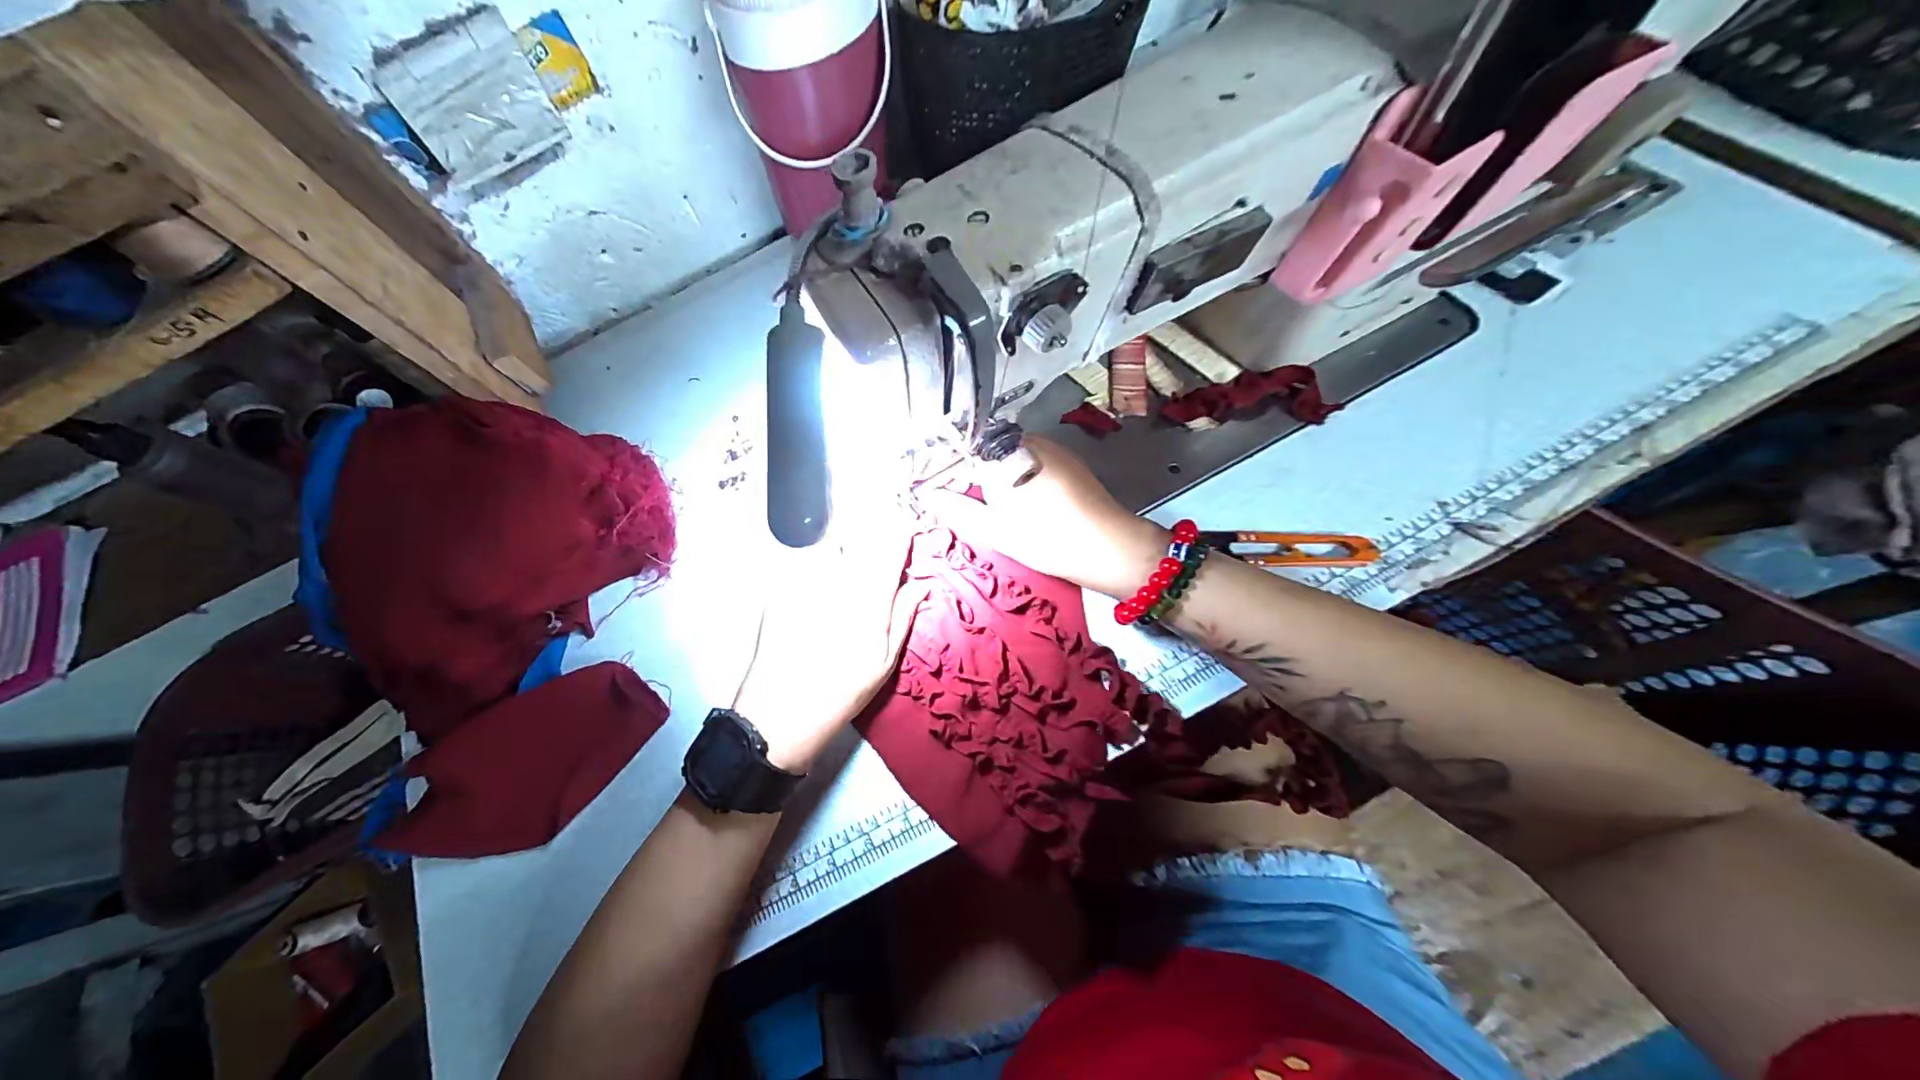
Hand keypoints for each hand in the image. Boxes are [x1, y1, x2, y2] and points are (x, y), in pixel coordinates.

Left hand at [734, 506, 918, 771]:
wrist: (778, 715)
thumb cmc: (839, 694)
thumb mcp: (884, 662)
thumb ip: (903, 614)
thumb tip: (921, 583)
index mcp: (868, 599)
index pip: (891, 544)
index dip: (905, 528)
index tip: (913, 524)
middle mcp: (836, 582)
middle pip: (861, 532)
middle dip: (876, 529)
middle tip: (881, 546)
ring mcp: (803, 582)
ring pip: (832, 542)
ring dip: (846, 544)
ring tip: (848, 569)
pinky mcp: (779, 587)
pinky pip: (804, 560)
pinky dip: (817, 563)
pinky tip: (820, 590)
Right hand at [915, 437, 1166, 598]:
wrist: (1110, 548)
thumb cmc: (1048, 539)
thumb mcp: (994, 530)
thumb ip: (956, 509)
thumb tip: (927, 495)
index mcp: (1007, 451)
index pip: (963, 450)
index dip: (948, 470)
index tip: (939, 490)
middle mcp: (1030, 440)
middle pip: (987, 451)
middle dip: (974, 475)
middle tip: (968, 506)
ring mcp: (1053, 450)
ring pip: (1011, 459)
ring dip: (998, 479)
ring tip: (997, 511)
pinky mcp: (1069, 464)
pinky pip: (1032, 465)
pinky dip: (1021, 481)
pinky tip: (1025, 508)